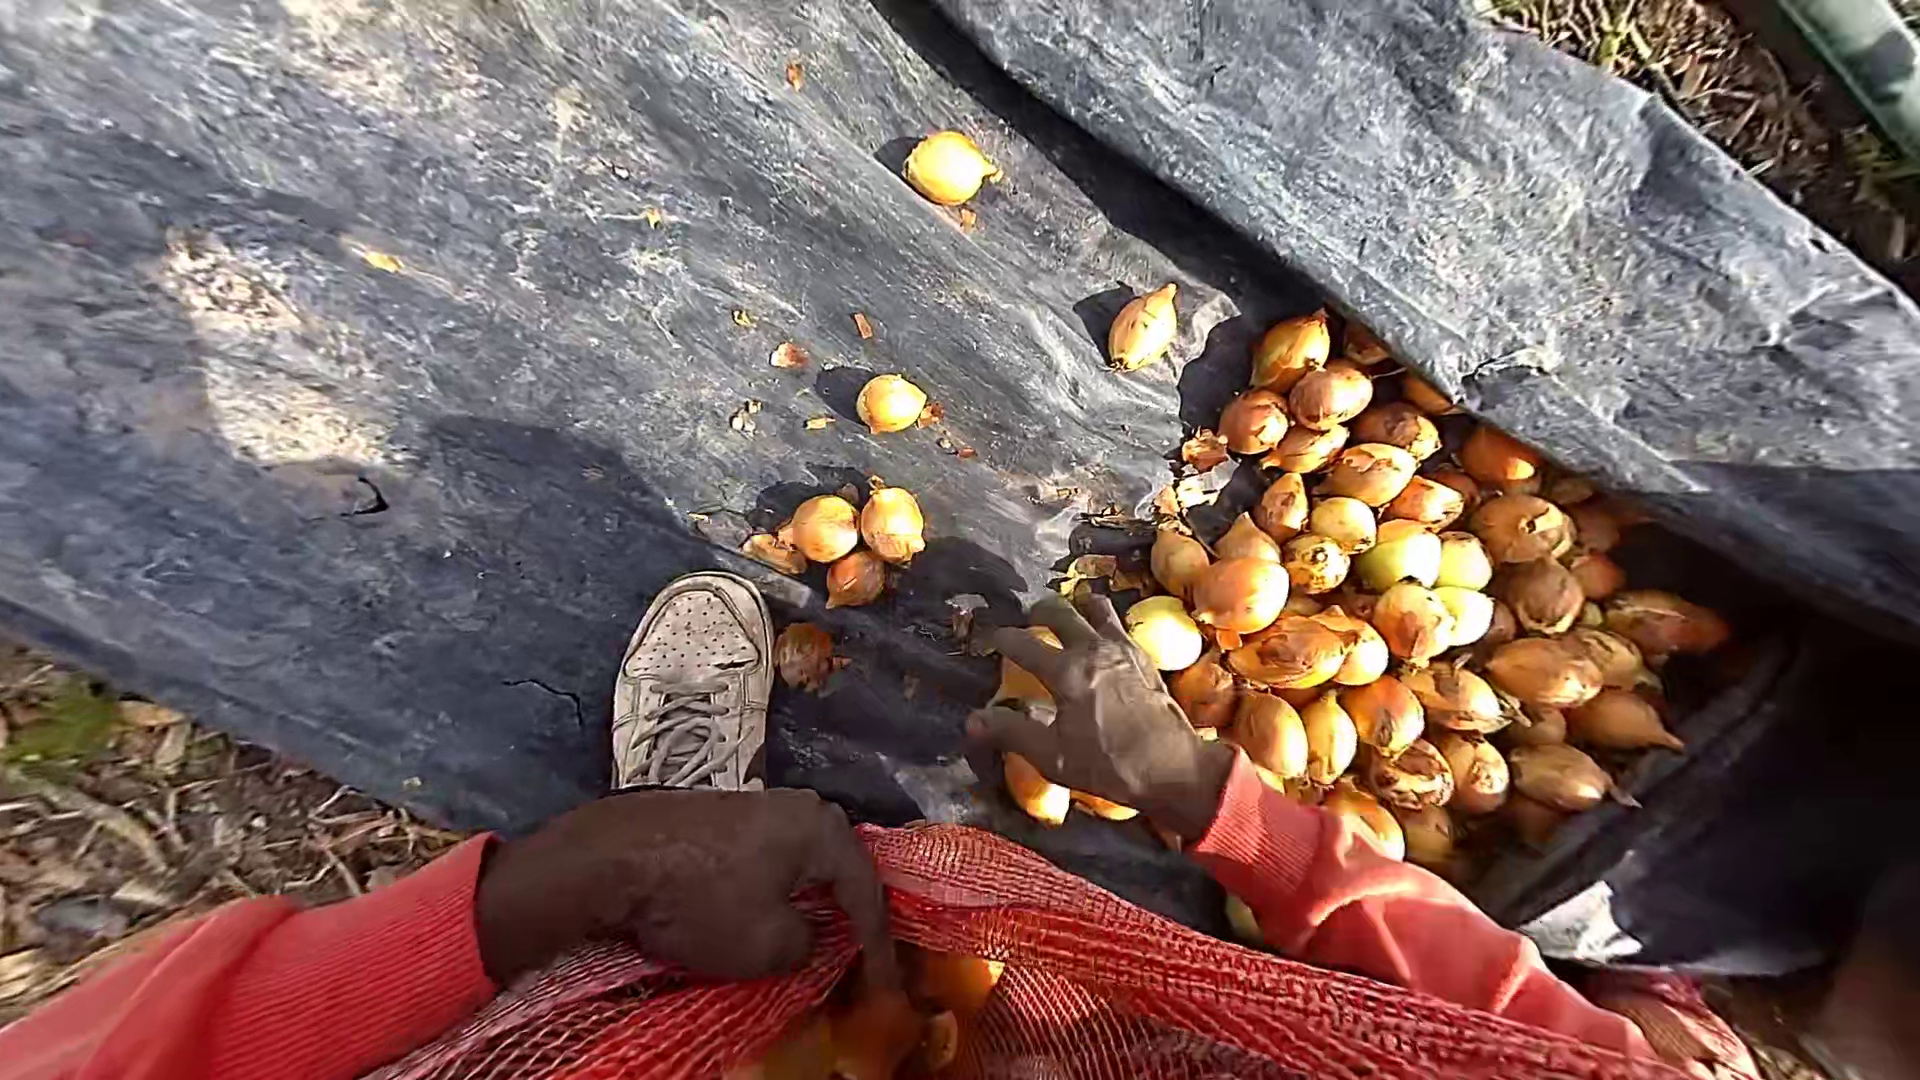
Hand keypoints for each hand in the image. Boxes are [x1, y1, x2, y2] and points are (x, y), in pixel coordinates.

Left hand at [474, 789, 897, 988]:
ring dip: (820, 897)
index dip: (877, 943)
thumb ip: (807, 945)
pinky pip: (782, 852)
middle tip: (860, 956)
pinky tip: (781, 905)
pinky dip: (790, 884)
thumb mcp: (765, 945)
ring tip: (826, 934)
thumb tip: (809, 937)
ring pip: (811, 858)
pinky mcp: (740, 812)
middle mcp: (807, 806)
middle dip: (853, 914)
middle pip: (843, 867)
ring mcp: (771, 804)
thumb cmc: (704, 898)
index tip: (882, 985)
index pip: (866, 890)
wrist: (623, 853)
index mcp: (825, 830)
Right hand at [967, 594, 1235, 839]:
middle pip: (1058, 610)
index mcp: (1065, 671)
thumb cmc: (1110, 764)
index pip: (1022, 643)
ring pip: (1093, 605)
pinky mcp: (1142, 654)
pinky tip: (1099, 639)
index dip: (1001, 638)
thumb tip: (973, 719)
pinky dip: (1101, 621)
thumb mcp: (1053, 757)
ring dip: (1075, 606)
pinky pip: (1117, 622)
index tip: (990, 638)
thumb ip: (1011, 733)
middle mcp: (1092, 648)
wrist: (1175, 768)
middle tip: (1028, 621)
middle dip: (1037, 611)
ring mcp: (1121, 647)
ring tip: (1066, 619)